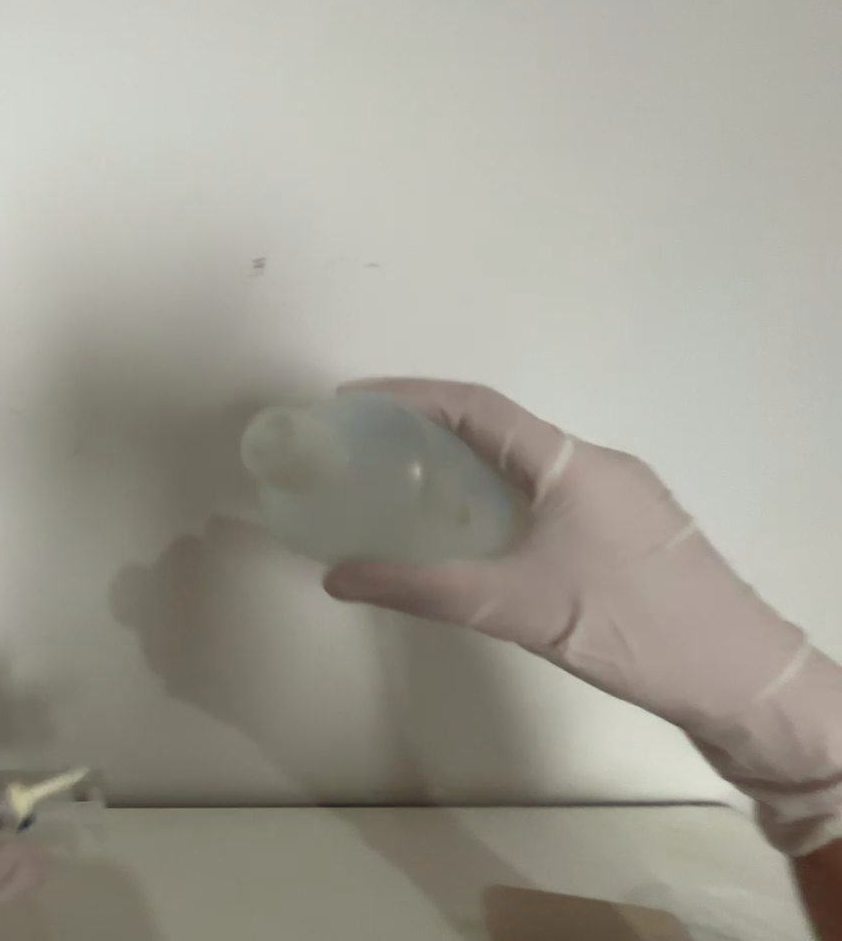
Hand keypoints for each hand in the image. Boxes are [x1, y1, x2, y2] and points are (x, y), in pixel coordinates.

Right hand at [323, 379, 841, 855]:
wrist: (755, 694)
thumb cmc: (633, 633)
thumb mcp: (512, 608)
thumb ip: (415, 588)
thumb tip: (333, 577)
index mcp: (574, 467)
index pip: (478, 407)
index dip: (408, 394)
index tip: (353, 401)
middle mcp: (597, 466)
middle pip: (495, 423)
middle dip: (423, 419)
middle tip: (364, 436)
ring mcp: (615, 495)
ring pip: (518, 454)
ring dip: (455, 450)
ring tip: (396, 468)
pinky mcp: (621, 525)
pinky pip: (536, 482)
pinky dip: (484, 481)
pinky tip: (458, 513)